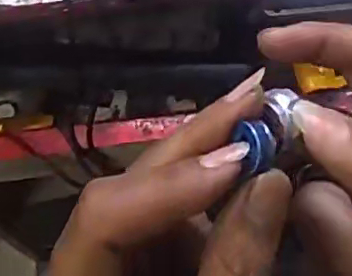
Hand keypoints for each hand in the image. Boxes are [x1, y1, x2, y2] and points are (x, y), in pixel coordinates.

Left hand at [53, 70, 292, 275]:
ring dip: (215, 146)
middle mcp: (92, 251)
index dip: (171, 180)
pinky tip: (252, 150)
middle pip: (135, 182)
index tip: (237, 159)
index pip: (104, 212)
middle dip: (201, 138)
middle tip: (257, 92)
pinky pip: (184, 206)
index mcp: (78, 272)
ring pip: (163, 184)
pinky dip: (220, 178)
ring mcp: (123, 246)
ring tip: (260, 105)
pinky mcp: (153, 248)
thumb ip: (231, 261)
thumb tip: (273, 179)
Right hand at [258, 23, 351, 275]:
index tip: (268, 43)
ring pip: (315, 195)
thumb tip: (306, 116)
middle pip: (321, 133)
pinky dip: (338, 256)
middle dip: (309, 160)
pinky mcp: (346, 248)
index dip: (319, 40)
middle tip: (328, 199)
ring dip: (347, 240)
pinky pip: (316, 238)